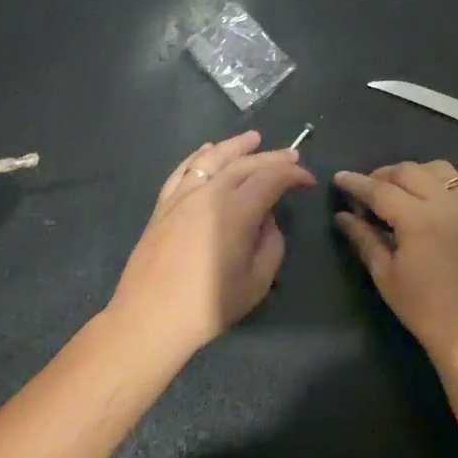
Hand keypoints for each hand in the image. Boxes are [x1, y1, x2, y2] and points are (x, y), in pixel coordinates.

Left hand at [107, 131, 315, 358]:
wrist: (150, 317)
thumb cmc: (209, 306)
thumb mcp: (257, 281)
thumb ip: (271, 243)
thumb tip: (265, 220)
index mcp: (236, 210)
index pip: (271, 178)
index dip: (293, 175)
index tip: (308, 182)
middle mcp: (208, 193)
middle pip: (243, 164)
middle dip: (271, 158)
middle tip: (292, 154)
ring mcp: (181, 197)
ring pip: (211, 159)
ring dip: (235, 147)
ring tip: (253, 139)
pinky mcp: (162, 207)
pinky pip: (182, 171)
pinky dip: (198, 157)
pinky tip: (206, 151)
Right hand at [333, 161, 457, 364]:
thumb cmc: (424, 309)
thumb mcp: (386, 276)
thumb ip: (364, 240)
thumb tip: (342, 217)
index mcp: (417, 218)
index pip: (379, 190)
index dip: (356, 183)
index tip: (338, 179)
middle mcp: (445, 203)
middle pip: (409, 172)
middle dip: (383, 175)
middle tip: (366, 191)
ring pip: (441, 170)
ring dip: (416, 173)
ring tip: (401, 190)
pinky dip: (453, 181)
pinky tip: (441, 194)